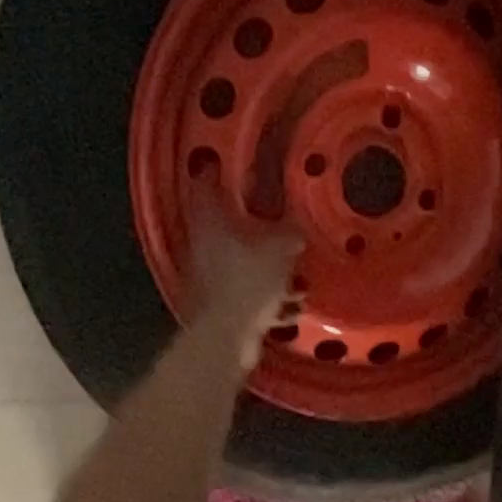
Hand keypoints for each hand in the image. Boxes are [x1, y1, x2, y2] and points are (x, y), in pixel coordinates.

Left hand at [184, 185, 302, 363]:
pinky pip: (249, 296)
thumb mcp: (278, 252)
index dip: (214, 172)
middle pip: (228, 229)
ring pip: (242, 266)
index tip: (224, 162)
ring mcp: (210, 281)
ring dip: (269, 270)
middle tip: (277, 221)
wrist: (226, 339)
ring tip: (298, 275)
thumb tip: (298, 230)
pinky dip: (269, 299)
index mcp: (209, 224)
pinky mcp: (221, 309)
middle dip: (255, 227)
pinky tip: (292, 307)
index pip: (206, 186)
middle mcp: (204, 249)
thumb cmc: (247, 283)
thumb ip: (289, 235)